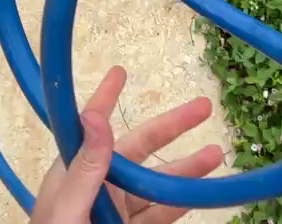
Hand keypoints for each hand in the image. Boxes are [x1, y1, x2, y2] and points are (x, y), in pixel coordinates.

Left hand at [27, 66, 224, 223]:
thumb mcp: (65, 213)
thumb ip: (85, 169)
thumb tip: (95, 114)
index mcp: (73, 177)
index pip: (90, 129)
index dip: (104, 100)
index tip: (119, 72)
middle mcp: (97, 192)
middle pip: (138, 151)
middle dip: (170, 128)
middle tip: (204, 107)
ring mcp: (115, 218)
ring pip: (156, 187)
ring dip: (186, 170)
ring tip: (216, 155)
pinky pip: (159, 218)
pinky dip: (180, 206)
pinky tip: (202, 197)